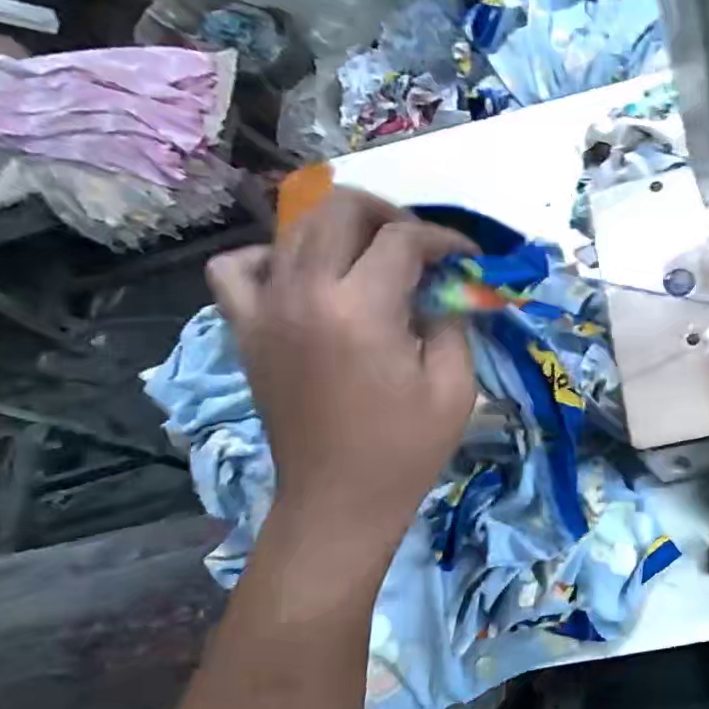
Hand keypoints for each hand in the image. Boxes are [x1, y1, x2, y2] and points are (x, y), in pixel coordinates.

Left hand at [206, 189, 477, 534]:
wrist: (339, 499)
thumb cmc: (406, 449)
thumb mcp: (455, 387)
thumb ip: (453, 324)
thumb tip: (447, 292)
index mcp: (361, 309)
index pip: (404, 239)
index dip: (445, 240)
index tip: (469, 257)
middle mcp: (304, 293)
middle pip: (341, 209)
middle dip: (391, 215)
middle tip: (421, 246)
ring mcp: (266, 309)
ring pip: (294, 228)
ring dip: (341, 228)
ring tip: (371, 255)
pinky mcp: (246, 330)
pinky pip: (239, 268)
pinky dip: (271, 258)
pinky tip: (302, 278)